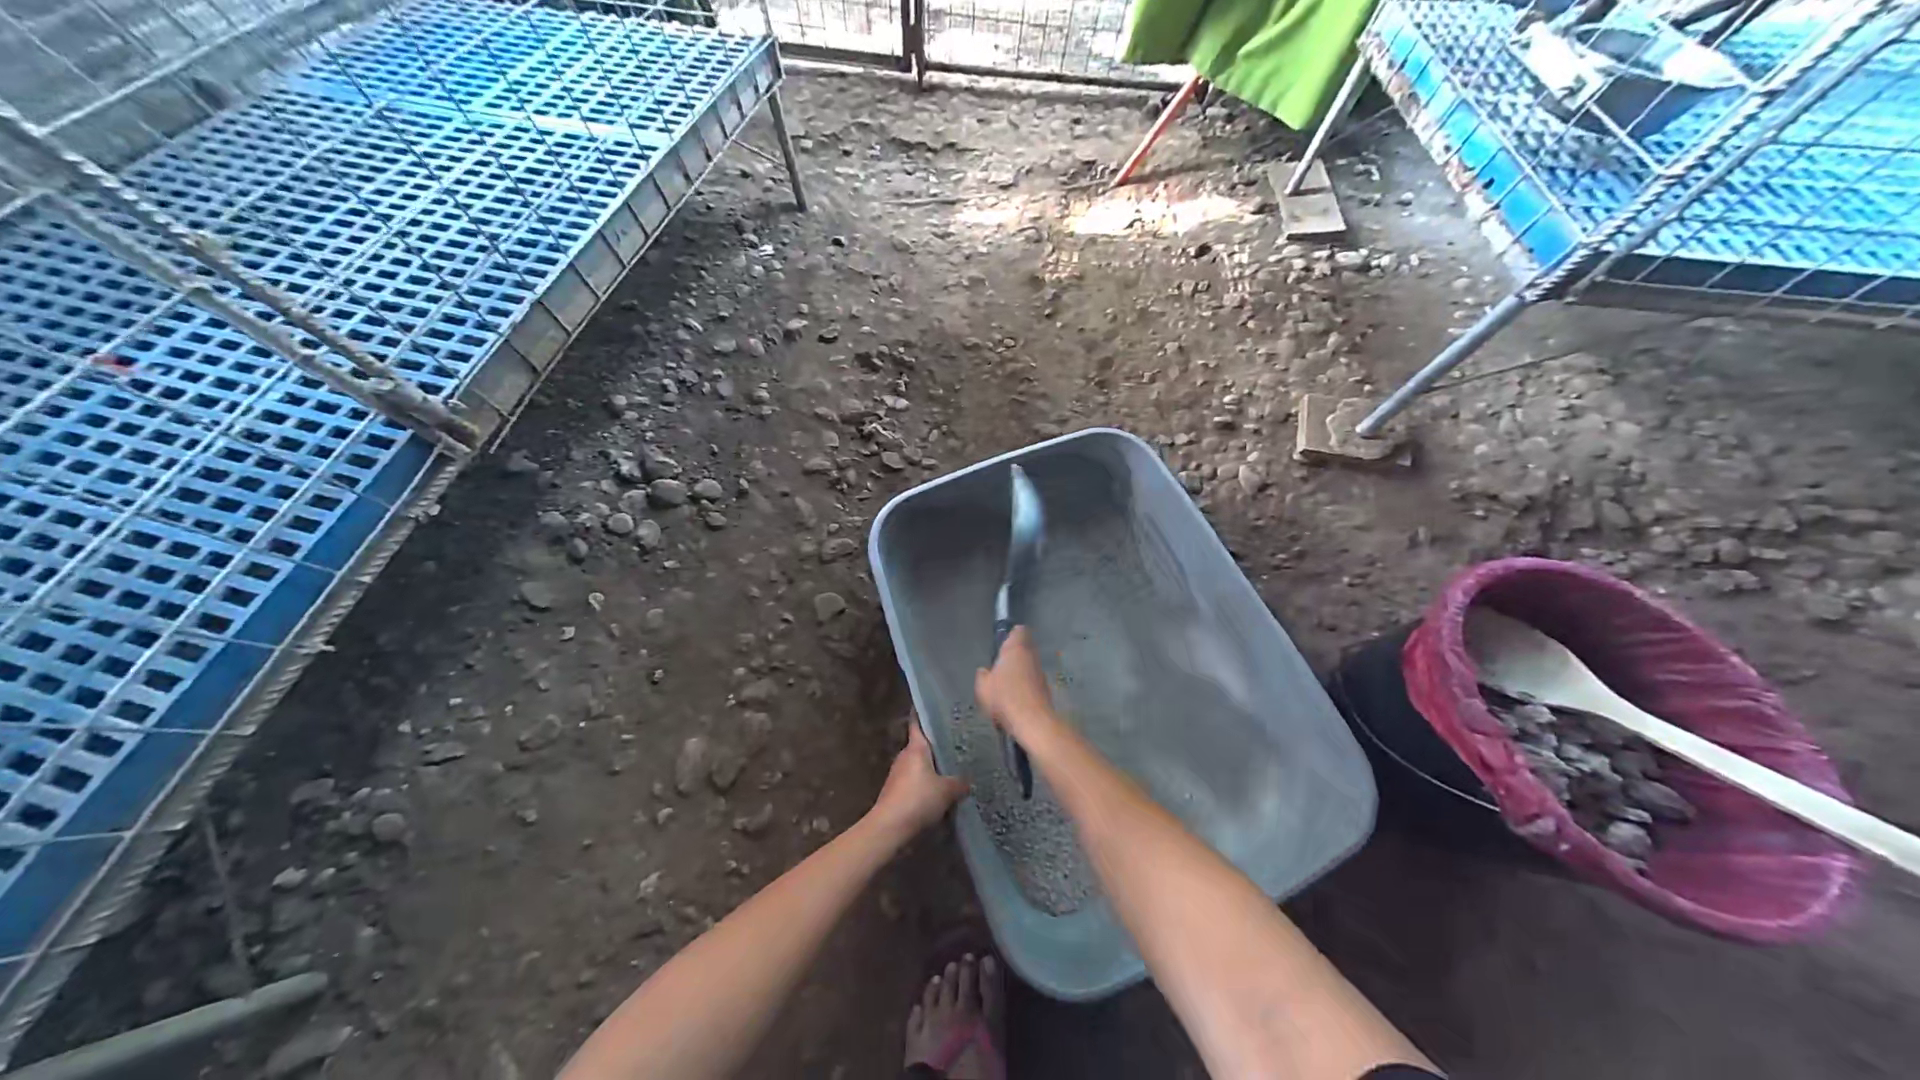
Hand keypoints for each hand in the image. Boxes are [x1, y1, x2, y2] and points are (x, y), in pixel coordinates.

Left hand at [870, 718, 967, 835]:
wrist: (890, 826)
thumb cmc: (918, 799)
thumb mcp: (947, 791)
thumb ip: (960, 783)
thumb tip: (968, 781)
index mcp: (916, 748)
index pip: (917, 723)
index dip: (923, 712)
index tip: (931, 704)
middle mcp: (905, 756)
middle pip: (922, 745)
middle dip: (936, 745)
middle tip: (957, 743)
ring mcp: (898, 773)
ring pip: (919, 764)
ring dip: (932, 767)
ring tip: (953, 769)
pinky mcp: (896, 790)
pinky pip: (915, 780)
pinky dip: (926, 783)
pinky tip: (939, 791)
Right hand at [974, 625, 1058, 740]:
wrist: (1032, 722)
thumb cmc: (1004, 698)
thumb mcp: (983, 687)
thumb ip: (982, 676)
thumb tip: (984, 671)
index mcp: (1016, 649)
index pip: (1019, 631)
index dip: (1012, 635)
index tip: (1002, 645)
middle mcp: (1032, 656)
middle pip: (1025, 648)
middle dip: (1014, 656)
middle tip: (1000, 667)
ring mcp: (1041, 673)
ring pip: (1029, 666)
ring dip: (1020, 672)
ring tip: (1006, 686)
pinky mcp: (1046, 689)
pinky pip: (1033, 682)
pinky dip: (1025, 687)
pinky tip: (1015, 700)